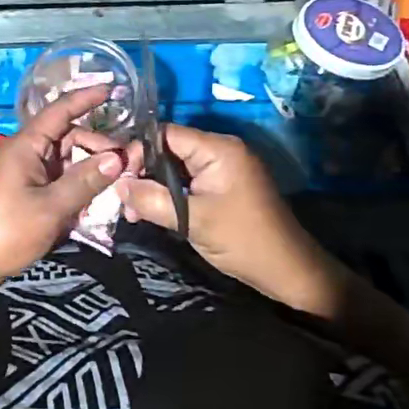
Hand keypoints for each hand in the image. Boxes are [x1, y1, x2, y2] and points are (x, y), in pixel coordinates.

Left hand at [0, 87, 135, 290]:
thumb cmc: (5, 231)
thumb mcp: (51, 208)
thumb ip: (85, 182)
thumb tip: (116, 157)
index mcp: (25, 145)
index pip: (59, 111)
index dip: (86, 98)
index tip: (112, 88)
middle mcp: (21, 152)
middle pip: (66, 138)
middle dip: (96, 146)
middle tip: (128, 165)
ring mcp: (18, 172)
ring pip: (61, 160)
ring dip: (87, 169)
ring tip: (116, 184)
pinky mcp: (17, 191)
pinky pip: (52, 178)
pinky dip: (72, 185)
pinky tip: (90, 201)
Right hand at [116, 124, 345, 315]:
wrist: (292, 274)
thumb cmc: (244, 241)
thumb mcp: (192, 221)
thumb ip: (152, 200)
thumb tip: (116, 185)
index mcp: (218, 148)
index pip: (165, 134)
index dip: (139, 151)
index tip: (119, 177)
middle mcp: (221, 150)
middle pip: (168, 148)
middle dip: (143, 172)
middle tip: (123, 198)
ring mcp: (223, 168)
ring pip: (175, 166)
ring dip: (154, 186)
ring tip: (133, 209)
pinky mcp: (223, 185)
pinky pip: (187, 179)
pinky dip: (169, 193)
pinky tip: (152, 209)